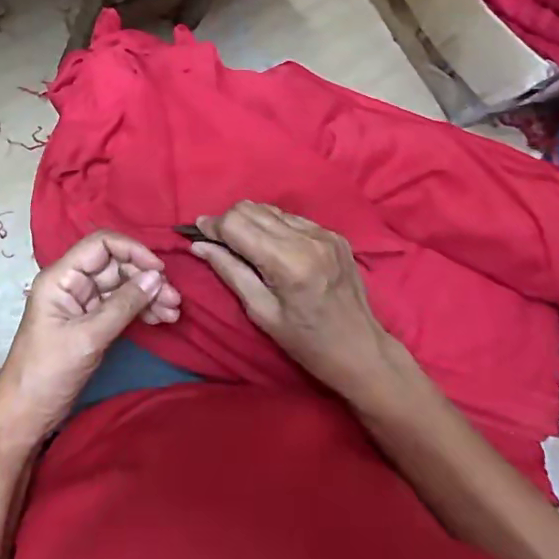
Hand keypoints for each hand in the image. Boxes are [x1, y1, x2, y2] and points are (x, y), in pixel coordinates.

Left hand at [0, 230, 181, 448]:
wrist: (24, 417)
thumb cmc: (47, 374)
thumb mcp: (88, 337)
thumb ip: (123, 305)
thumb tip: (157, 277)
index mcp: (61, 277)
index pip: (101, 244)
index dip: (132, 250)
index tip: (159, 270)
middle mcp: (72, 283)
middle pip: (116, 264)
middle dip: (146, 277)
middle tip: (173, 299)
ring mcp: (82, 302)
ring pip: (122, 285)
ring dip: (148, 295)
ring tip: (173, 312)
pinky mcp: (90, 322)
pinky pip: (121, 305)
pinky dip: (141, 309)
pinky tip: (160, 318)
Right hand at [190, 202, 404, 398]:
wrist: (361, 349)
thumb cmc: (306, 342)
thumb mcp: (261, 312)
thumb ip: (230, 272)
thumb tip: (200, 246)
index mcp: (288, 262)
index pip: (238, 225)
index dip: (213, 226)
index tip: (196, 233)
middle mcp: (307, 238)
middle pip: (252, 209)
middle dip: (229, 221)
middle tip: (217, 241)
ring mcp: (324, 233)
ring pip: (272, 210)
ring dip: (252, 222)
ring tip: (244, 245)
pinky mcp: (334, 234)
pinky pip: (294, 219)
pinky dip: (276, 227)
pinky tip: (274, 248)